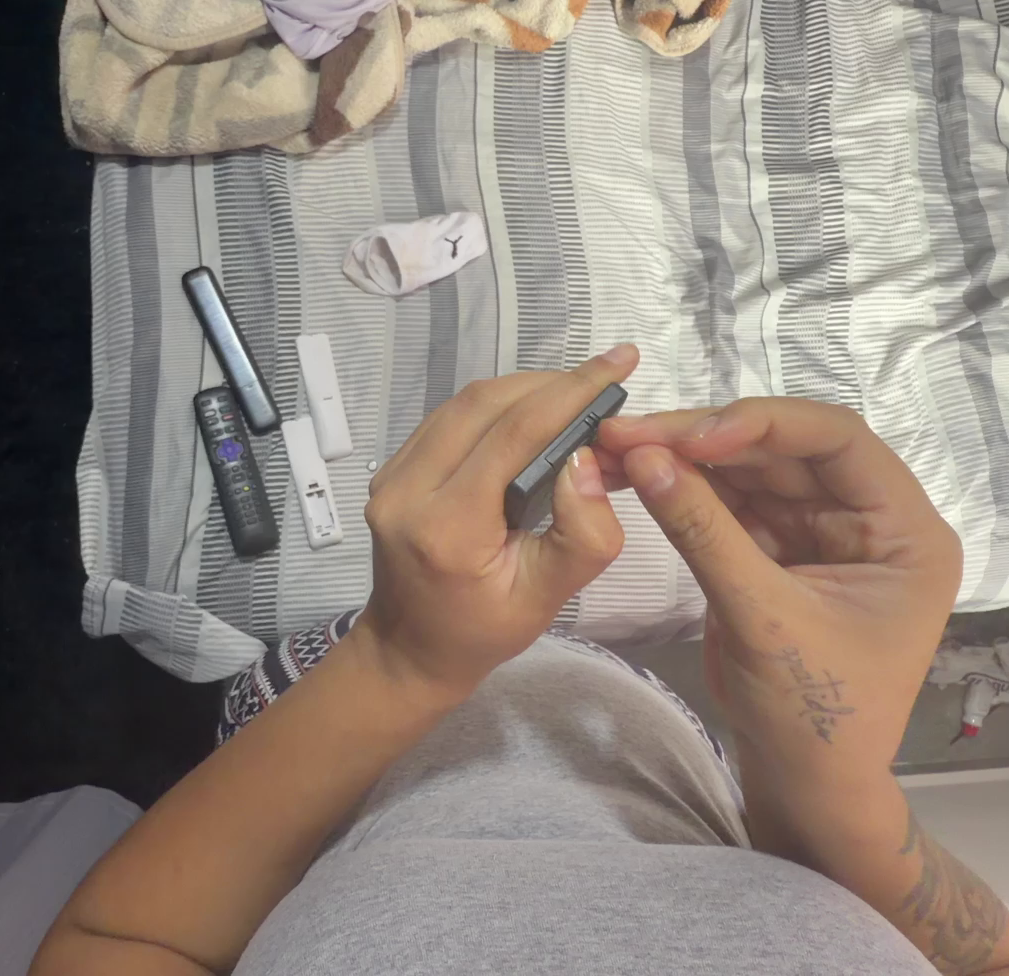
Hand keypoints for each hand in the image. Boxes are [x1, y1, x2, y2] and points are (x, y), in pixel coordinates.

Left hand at [354, 345, 638, 698]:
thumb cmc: (481, 632)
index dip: (571, 392)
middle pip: (483, 405)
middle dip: (548, 384)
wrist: (408, 648)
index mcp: (446, 527)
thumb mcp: (546, 600)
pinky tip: (527, 416)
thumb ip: (582, 537)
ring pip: (461, 404)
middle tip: (600, 384)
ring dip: (520, 390)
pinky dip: (492, 407)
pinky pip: (445, 420)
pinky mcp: (389, 471)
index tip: (619, 360)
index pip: (513, 434)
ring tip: (571, 398)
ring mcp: (389, 477)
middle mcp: (404, 490)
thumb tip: (588, 461)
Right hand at [595, 399, 961, 789]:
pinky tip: (635, 473)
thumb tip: (641, 457)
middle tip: (625, 433)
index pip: (836, 440)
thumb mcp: (759, 615)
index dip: (761, 424)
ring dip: (678, 457)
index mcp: (901, 529)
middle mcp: (861, 516)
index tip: (687, 437)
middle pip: (778, 448)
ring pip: (742, 468)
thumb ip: (702, 530)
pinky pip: (721, 500)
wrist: (800, 775)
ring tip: (616, 448)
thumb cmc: (813, 709)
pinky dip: (677, 487)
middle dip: (699, 438)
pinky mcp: (769, 544)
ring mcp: (811, 528)